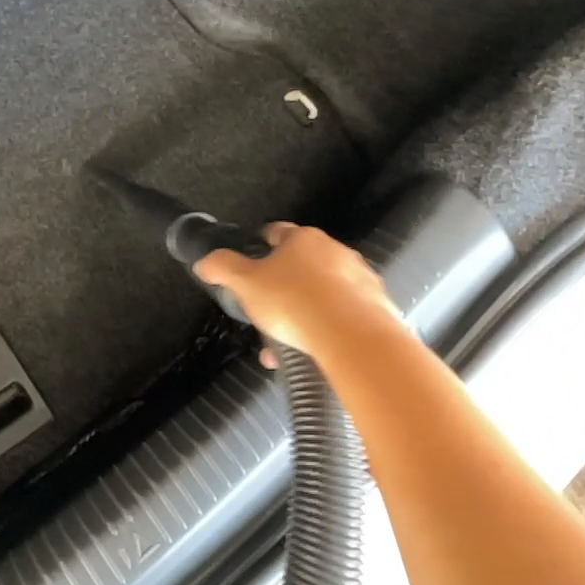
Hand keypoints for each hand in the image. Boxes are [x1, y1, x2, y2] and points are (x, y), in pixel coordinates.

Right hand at [193, 223, 395, 363]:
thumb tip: (205, 262)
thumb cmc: (295, 303)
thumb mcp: (245, 284)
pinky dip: (327, 329)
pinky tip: (310, 352)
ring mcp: (362, 280)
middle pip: (302, 264)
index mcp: (303, 239)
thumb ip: (222, 268)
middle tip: (266, 308)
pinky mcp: (379, 308)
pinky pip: (344, 315)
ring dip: (304, 311)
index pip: (277, 232)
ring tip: (285, 341)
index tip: (250, 261)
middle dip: (283, 285)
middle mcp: (336, 252)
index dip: (260, 245)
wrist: (356, 341)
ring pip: (324, 293)